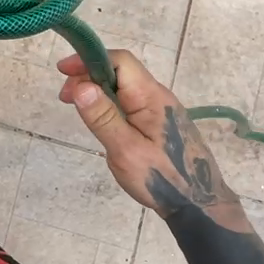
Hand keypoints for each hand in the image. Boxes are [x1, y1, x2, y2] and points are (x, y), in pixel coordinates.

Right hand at [58, 50, 249, 230]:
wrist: (200, 204)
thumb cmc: (163, 178)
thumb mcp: (126, 150)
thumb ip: (103, 117)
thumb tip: (80, 85)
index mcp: (151, 97)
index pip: (120, 61)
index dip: (89, 59)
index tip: (62, 72)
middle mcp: (157, 96)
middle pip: (120, 71)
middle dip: (88, 76)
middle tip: (65, 99)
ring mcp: (159, 109)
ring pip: (123, 87)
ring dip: (96, 91)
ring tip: (77, 110)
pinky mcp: (158, 121)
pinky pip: (129, 101)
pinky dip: (108, 103)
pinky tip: (99, 120)